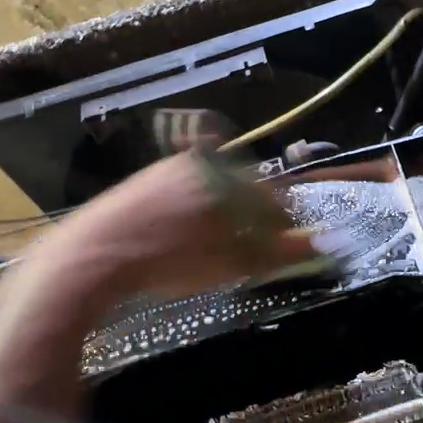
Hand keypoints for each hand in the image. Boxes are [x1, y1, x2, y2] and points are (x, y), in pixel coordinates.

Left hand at [0, 153, 316, 324]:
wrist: (90, 258)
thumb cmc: (170, 259)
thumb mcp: (234, 261)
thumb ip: (285, 250)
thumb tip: (332, 242)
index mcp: (227, 173)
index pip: (277, 195)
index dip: (287, 226)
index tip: (286, 249)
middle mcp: (200, 161)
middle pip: (247, 191)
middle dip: (256, 223)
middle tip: (252, 256)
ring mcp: (168, 169)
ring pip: (215, 193)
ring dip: (226, 221)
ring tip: (218, 254)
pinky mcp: (143, 183)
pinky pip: (187, 196)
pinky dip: (197, 218)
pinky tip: (184, 245)